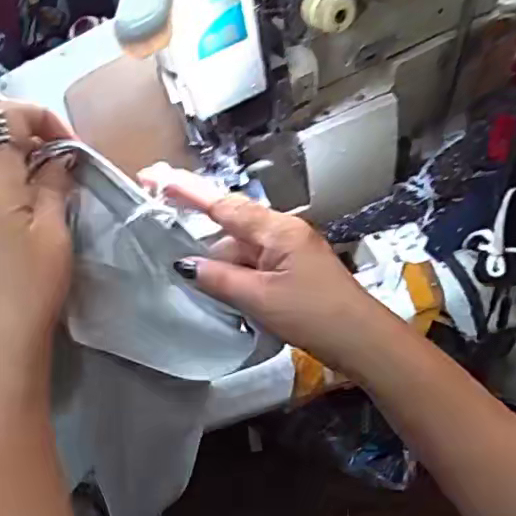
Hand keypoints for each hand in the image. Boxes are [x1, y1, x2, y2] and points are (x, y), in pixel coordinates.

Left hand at [0, 100, 77, 372]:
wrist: (4, 334)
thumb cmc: (34, 281)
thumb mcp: (54, 228)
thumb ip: (54, 182)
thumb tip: (57, 158)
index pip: (5, 115)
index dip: (41, 118)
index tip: (71, 147)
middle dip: (33, 136)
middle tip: (66, 165)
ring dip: (23, 160)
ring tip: (55, 187)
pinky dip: (12, 182)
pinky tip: (35, 207)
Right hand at [143, 165, 393, 375]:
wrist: (361, 339)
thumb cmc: (313, 315)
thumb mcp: (260, 299)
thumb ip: (220, 279)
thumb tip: (185, 265)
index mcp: (276, 230)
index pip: (222, 205)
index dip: (185, 190)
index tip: (153, 176)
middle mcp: (281, 232)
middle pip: (229, 224)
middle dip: (196, 225)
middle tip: (159, 218)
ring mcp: (288, 251)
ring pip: (239, 248)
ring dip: (216, 261)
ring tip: (188, 277)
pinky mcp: (291, 270)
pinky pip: (251, 263)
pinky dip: (232, 273)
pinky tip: (217, 288)